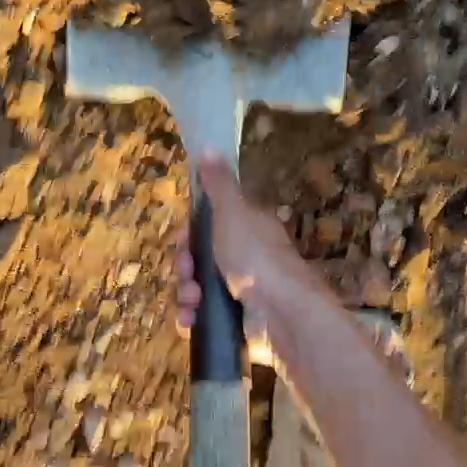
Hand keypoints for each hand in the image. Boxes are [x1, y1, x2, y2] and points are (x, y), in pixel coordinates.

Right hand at [172, 154, 318, 342]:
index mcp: (247, 228)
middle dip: (185, 267)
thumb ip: (218, 184)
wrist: (283, 313)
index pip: (209, 225)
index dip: (190, 233)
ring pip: (198, 286)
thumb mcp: (233, 212)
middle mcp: (246, 256)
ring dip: (186, 293)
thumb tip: (208, 146)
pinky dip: (193, 316)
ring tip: (192, 302)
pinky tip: (190, 321)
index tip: (184, 241)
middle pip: (199, 257)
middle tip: (188, 273)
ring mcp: (242, 288)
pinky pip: (204, 314)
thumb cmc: (255, 256)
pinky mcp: (237, 318)